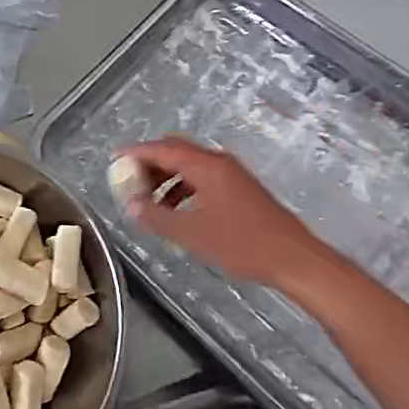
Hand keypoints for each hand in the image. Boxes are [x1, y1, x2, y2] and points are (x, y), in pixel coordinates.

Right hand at [118, 138, 326, 288]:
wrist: (292, 258)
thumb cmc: (244, 244)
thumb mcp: (192, 234)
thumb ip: (157, 218)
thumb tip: (131, 206)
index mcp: (207, 167)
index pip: (163, 150)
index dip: (137, 153)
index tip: (116, 158)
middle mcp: (220, 164)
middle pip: (176, 152)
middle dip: (150, 164)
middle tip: (129, 180)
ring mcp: (232, 175)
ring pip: (190, 166)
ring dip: (166, 178)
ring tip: (148, 200)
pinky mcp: (239, 189)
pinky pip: (202, 178)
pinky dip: (183, 188)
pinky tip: (176, 211)